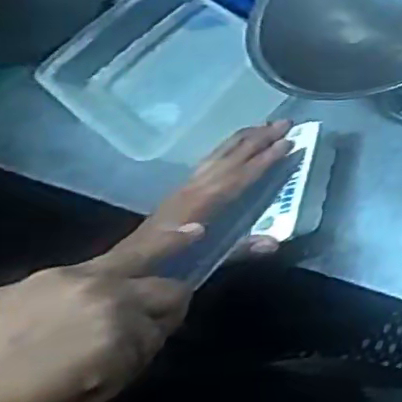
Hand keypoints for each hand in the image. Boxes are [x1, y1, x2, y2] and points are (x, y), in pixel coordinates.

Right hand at [0, 224, 201, 401]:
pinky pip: (135, 366)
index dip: (172, 243)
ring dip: (132, 356)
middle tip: (137, 341)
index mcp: (70, 276)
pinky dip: (112, 384)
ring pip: (155, 334)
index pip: (138, 251)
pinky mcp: (121, 346)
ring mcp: (117, 314)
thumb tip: (91, 321)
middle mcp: (103, 287)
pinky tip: (72, 393)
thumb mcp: (14, 313)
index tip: (199, 232)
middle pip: (170, 292)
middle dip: (164, 315)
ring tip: (82, 378)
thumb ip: (65, 307)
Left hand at [103, 120, 292, 266]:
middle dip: (257, 140)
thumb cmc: (161, 276)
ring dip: (242, 139)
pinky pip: (207, 163)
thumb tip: (273, 241)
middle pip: (228, 161)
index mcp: (198, 208)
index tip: (287, 143)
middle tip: (285, 122)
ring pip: (216, 158)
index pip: (237, 178)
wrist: (114, 280)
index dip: (263, 161)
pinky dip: (224, 149)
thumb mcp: (202, 267)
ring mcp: (183, 190)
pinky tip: (234, 144)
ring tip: (266, 124)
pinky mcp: (179, 193)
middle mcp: (190, 192)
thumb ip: (237, 252)